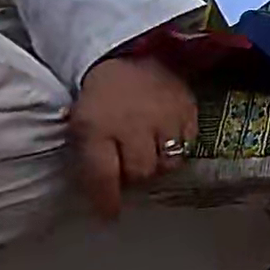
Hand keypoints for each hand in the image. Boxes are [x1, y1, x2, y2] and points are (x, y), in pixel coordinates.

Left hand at [70, 53, 197, 219]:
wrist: (134, 54)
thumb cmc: (102, 94)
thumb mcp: (82, 123)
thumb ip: (89, 155)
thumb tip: (99, 191)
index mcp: (97, 129)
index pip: (103, 176)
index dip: (106, 201)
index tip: (109, 216)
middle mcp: (133, 127)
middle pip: (140, 172)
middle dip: (134, 178)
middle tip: (130, 172)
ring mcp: (165, 118)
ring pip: (167, 163)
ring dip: (157, 166)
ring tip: (151, 157)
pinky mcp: (188, 111)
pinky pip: (188, 144)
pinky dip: (177, 148)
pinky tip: (168, 141)